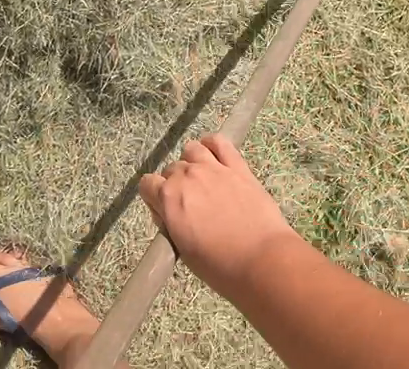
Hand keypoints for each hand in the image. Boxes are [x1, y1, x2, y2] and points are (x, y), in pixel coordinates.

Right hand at [137, 134, 301, 296]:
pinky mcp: (237, 166)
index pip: (147, 184)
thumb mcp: (182, 252)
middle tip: (190, 206)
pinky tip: (214, 155)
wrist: (261, 261)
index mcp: (168, 197)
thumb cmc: (220, 266)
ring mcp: (213, 167)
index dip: (154, 198)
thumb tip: (169, 213)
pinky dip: (212, 144)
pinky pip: (219, 142)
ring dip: (192, 162)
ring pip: (192, 149)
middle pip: (171, 169)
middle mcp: (187, 175)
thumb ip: (170, 224)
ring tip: (202, 181)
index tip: (166, 213)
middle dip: (175, 185)